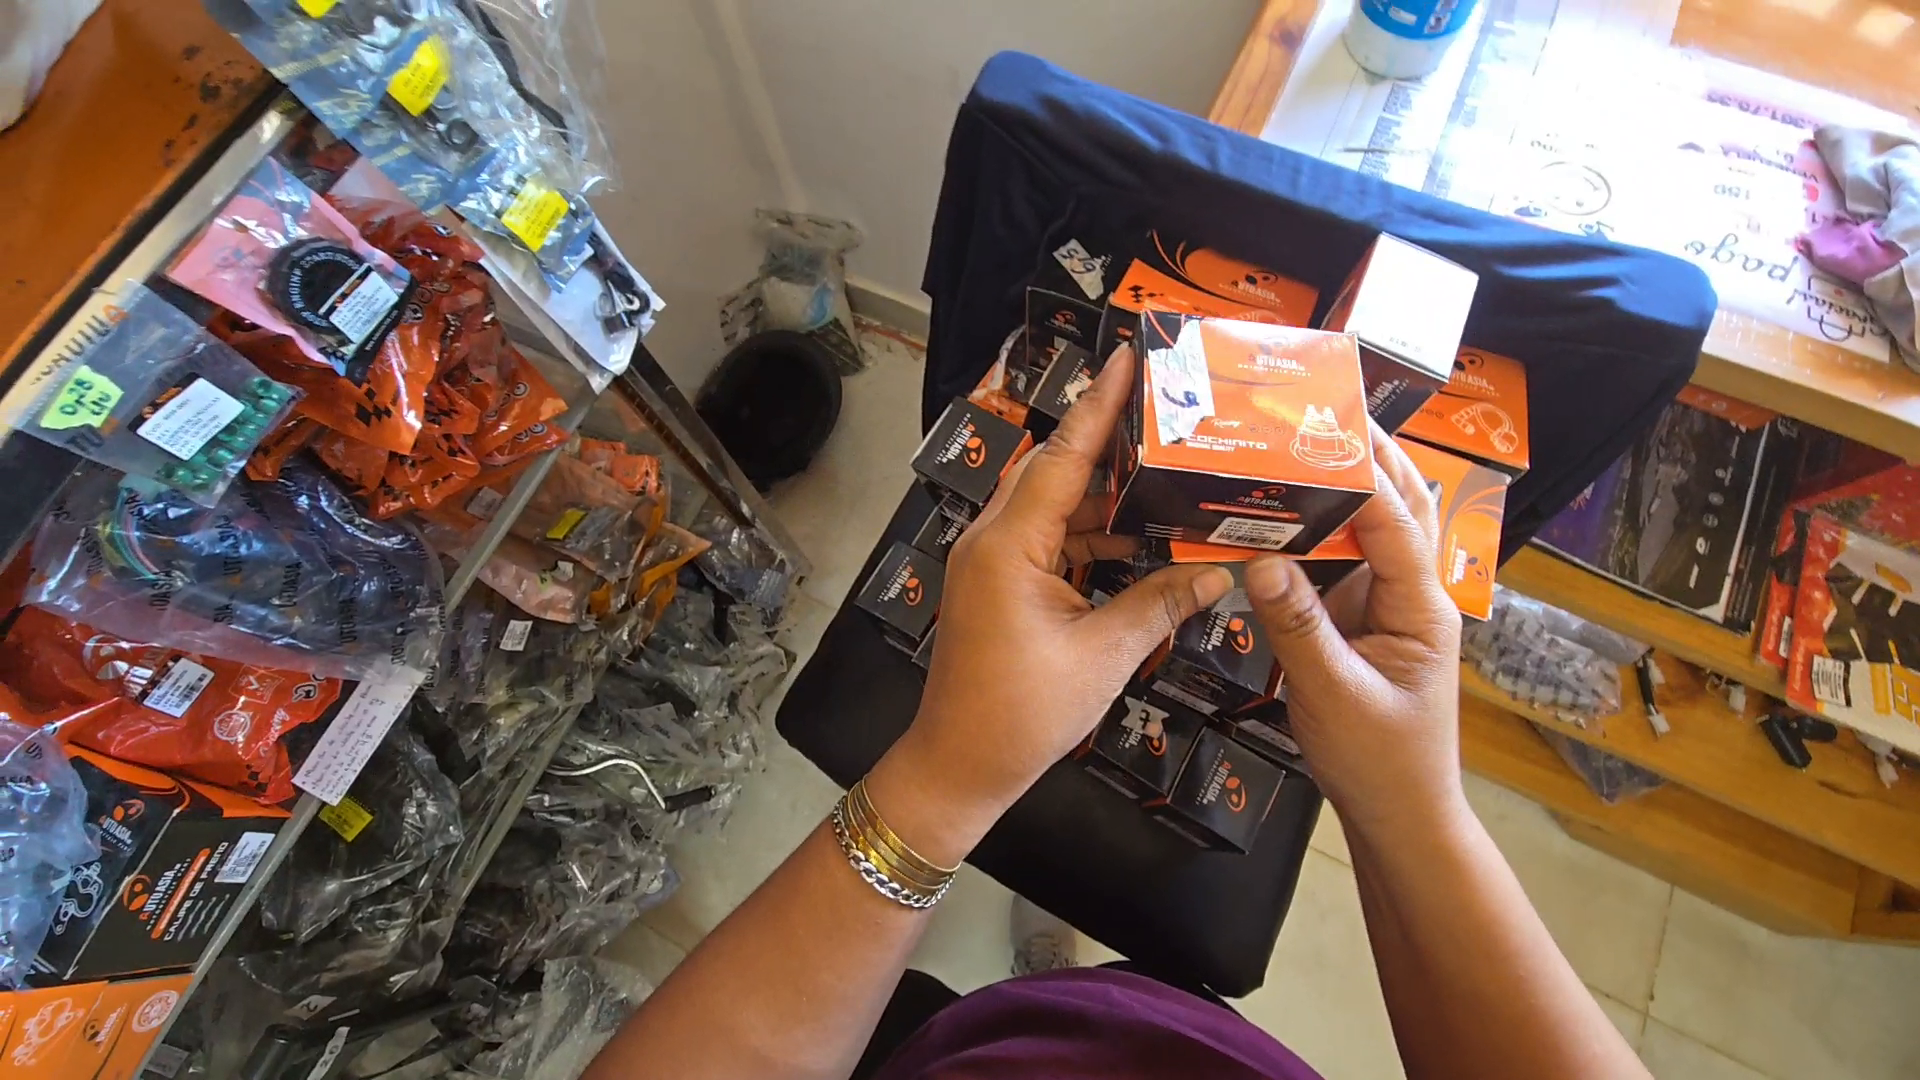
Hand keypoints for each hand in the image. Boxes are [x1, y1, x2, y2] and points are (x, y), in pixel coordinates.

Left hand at [867, 348, 1232, 864]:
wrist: (960, 762)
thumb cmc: (1024, 712)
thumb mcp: (1102, 655)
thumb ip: (1160, 603)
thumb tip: (1221, 572)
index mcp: (1010, 545)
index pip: (1062, 458)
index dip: (1098, 407)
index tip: (1126, 357)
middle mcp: (992, 540)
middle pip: (1054, 474)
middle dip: (1105, 446)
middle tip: (1162, 416)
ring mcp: (989, 562)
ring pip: (1050, 510)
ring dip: (1101, 501)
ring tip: (1161, 478)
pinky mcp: (995, 585)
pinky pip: (1045, 542)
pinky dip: (1085, 538)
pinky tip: (1132, 540)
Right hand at [1242, 423, 1465, 839]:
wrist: (1394, 809)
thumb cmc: (1378, 757)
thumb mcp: (1333, 695)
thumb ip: (1299, 627)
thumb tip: (1262, 560)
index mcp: (1421, 607)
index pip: (1397, 525)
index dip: (1364, 474)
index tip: (1327, 427)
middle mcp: (1407, 592)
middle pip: (1398, 508)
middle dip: (1370, 456)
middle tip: (1324, 408)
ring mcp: (1379, 602)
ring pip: (1366, 529)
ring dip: (1340, 484)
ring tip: (1297, 440)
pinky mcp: (1352, 616)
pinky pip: (1332, 560)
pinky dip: (1309, 529)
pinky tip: (1276, 509)